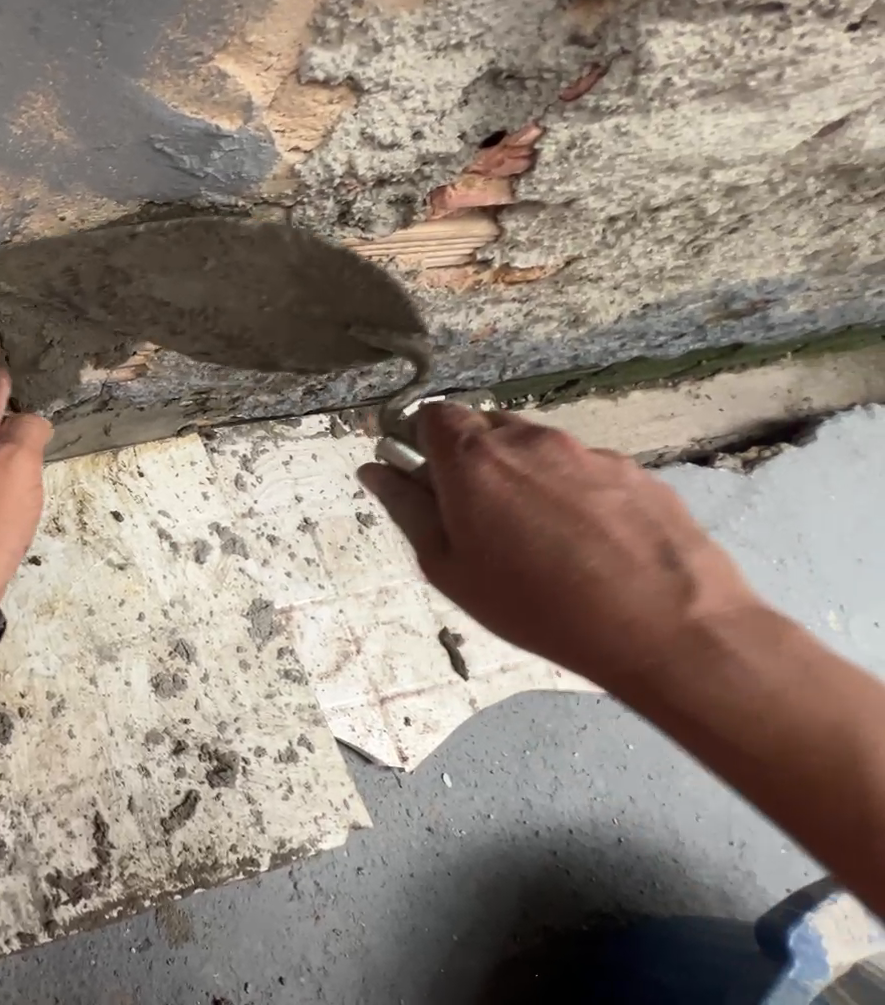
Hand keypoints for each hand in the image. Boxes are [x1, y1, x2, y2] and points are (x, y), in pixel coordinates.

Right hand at [356, 403, 767, 688]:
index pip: (432, 414)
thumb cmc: (533, 603)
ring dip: (520, 475)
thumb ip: (406, 508)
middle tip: (473, 514)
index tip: (422, 475)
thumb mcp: (446, 566)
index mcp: (473, 459)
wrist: (670, 630)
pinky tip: (584, 542)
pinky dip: (569, 492)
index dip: (421, 439)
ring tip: (534, 534)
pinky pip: (583, 470)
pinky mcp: (638, 474)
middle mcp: (529, 441)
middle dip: (469, 458)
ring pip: (535, 448)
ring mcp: (590, 454)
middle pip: (484, 426)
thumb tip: (375, 470)